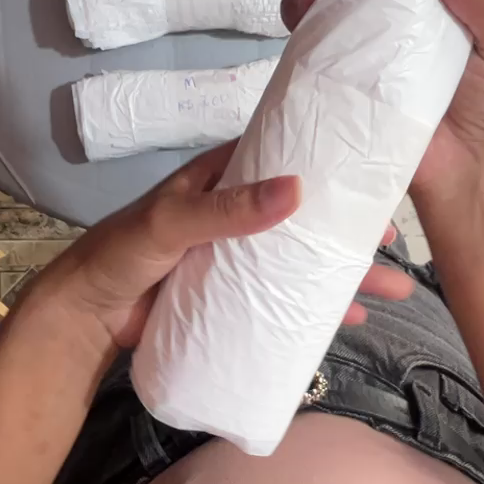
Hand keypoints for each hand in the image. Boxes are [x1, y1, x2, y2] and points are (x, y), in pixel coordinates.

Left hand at [26, 141, 413, 353]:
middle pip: (306, 218)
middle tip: (394, 246)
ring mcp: (239, 257)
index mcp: (223, 179)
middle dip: (350, 232)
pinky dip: (315, 308)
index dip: (330, 172)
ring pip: (302, 260)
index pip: (286, 163)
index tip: (374, 185)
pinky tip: (348, 320)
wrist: (89, 312)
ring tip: (390, 289)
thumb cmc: (123, 250)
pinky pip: (284, 298)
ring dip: (344, 273)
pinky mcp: (234, 296)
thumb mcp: (173, 220)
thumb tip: (298, 189)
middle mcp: (238, 213)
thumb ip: (227, 207)